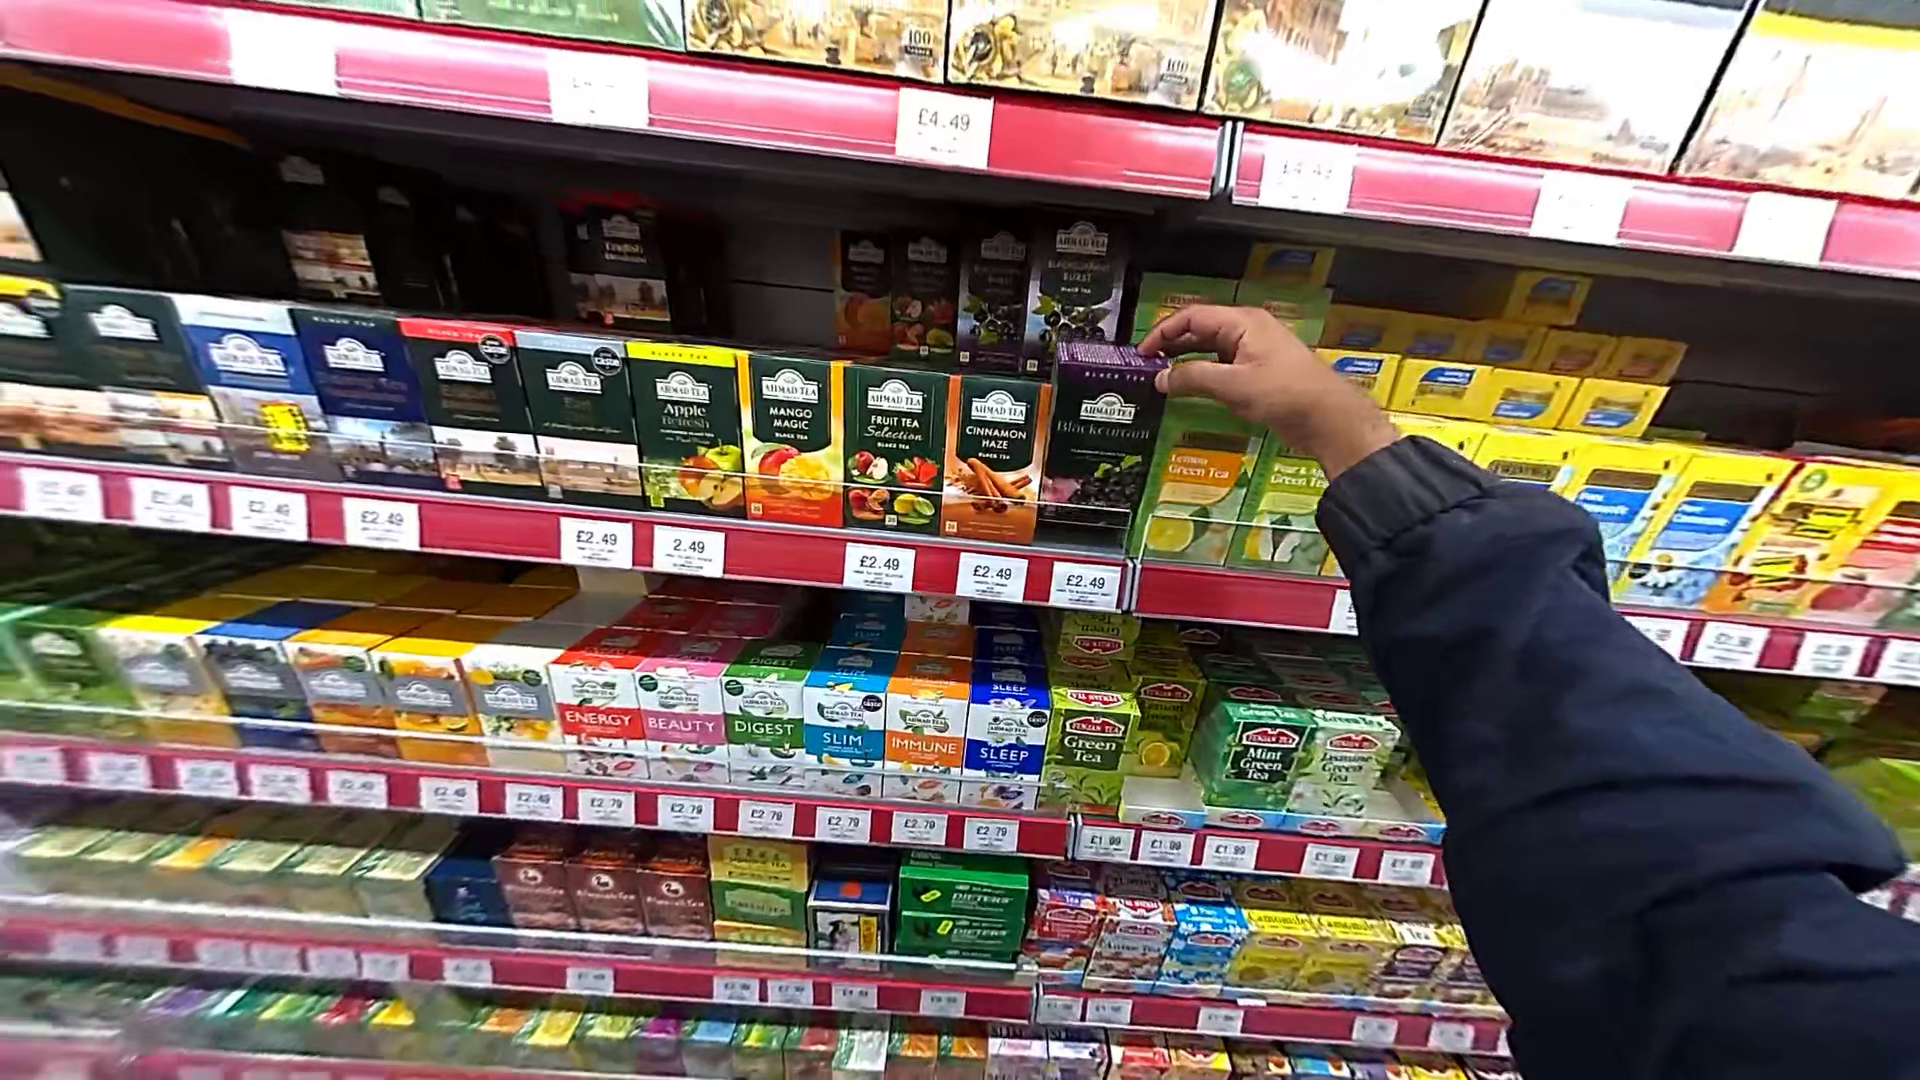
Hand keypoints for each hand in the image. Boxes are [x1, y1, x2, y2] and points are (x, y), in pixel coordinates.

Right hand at [1138, 305, 1399, 478]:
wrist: (1327, 417)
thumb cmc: (1283, 394)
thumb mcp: (1231, 386)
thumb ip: (1191, 378)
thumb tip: (1159, 378)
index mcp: (1242, 323)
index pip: (1192, 317)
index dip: (1163, 332)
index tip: (1142, 353)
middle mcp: (1247, 330)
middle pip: (1200, 330)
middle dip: (1171, 344)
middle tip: (1147, 364)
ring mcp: (1253, 351)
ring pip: (1209, 349)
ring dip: (1185, 360)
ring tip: (1161, 376)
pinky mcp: (1257, 371)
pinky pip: (1221, 366)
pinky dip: (1201, 374)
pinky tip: (1188, 388)